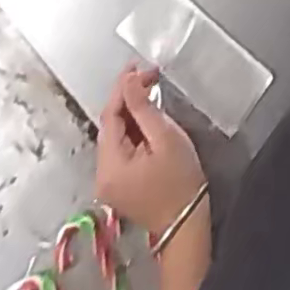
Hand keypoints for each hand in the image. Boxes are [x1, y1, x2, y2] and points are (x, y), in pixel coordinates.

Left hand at [94, 65, 205, 230]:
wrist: (187, 223)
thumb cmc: (180, 179)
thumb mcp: (165, 138)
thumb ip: (143, 108)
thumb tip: (129, 81)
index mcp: (109, 164)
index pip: (110, 116)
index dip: (122, 88)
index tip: (137, 66)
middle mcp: (102, 173)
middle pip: (110, 125)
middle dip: (127, 97)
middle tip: (149, 75)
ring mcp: (110, 180)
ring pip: (116, 135)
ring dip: (131, 111)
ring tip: (150, 88)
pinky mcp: (121, 183)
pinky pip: (122, 147)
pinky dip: (133, 128)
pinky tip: (148, 115)